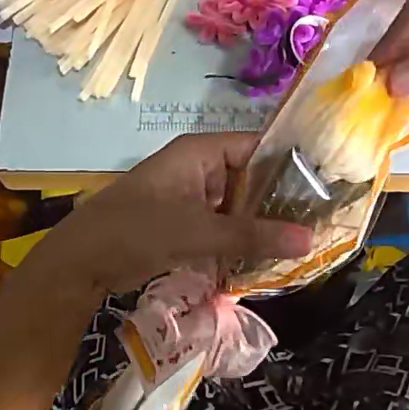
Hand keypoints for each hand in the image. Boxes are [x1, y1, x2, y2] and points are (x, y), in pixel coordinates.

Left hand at [30, 133, 312, 295]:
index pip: (258, 147)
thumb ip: (254, 236)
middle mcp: (199, 168)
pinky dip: (240, 240)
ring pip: (238, 205)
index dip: (291, 164)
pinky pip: (222, 225)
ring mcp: (191, 196)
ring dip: (261, 224)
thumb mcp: (200, 232)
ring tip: (302, 242)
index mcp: (201, 152)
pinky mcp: (184, 222)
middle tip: (320, 222)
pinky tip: (267, 258)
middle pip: (251, 178)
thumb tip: (310, 240)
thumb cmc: (138, 231)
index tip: (326, 186)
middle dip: (279, 201)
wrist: (82, 262)